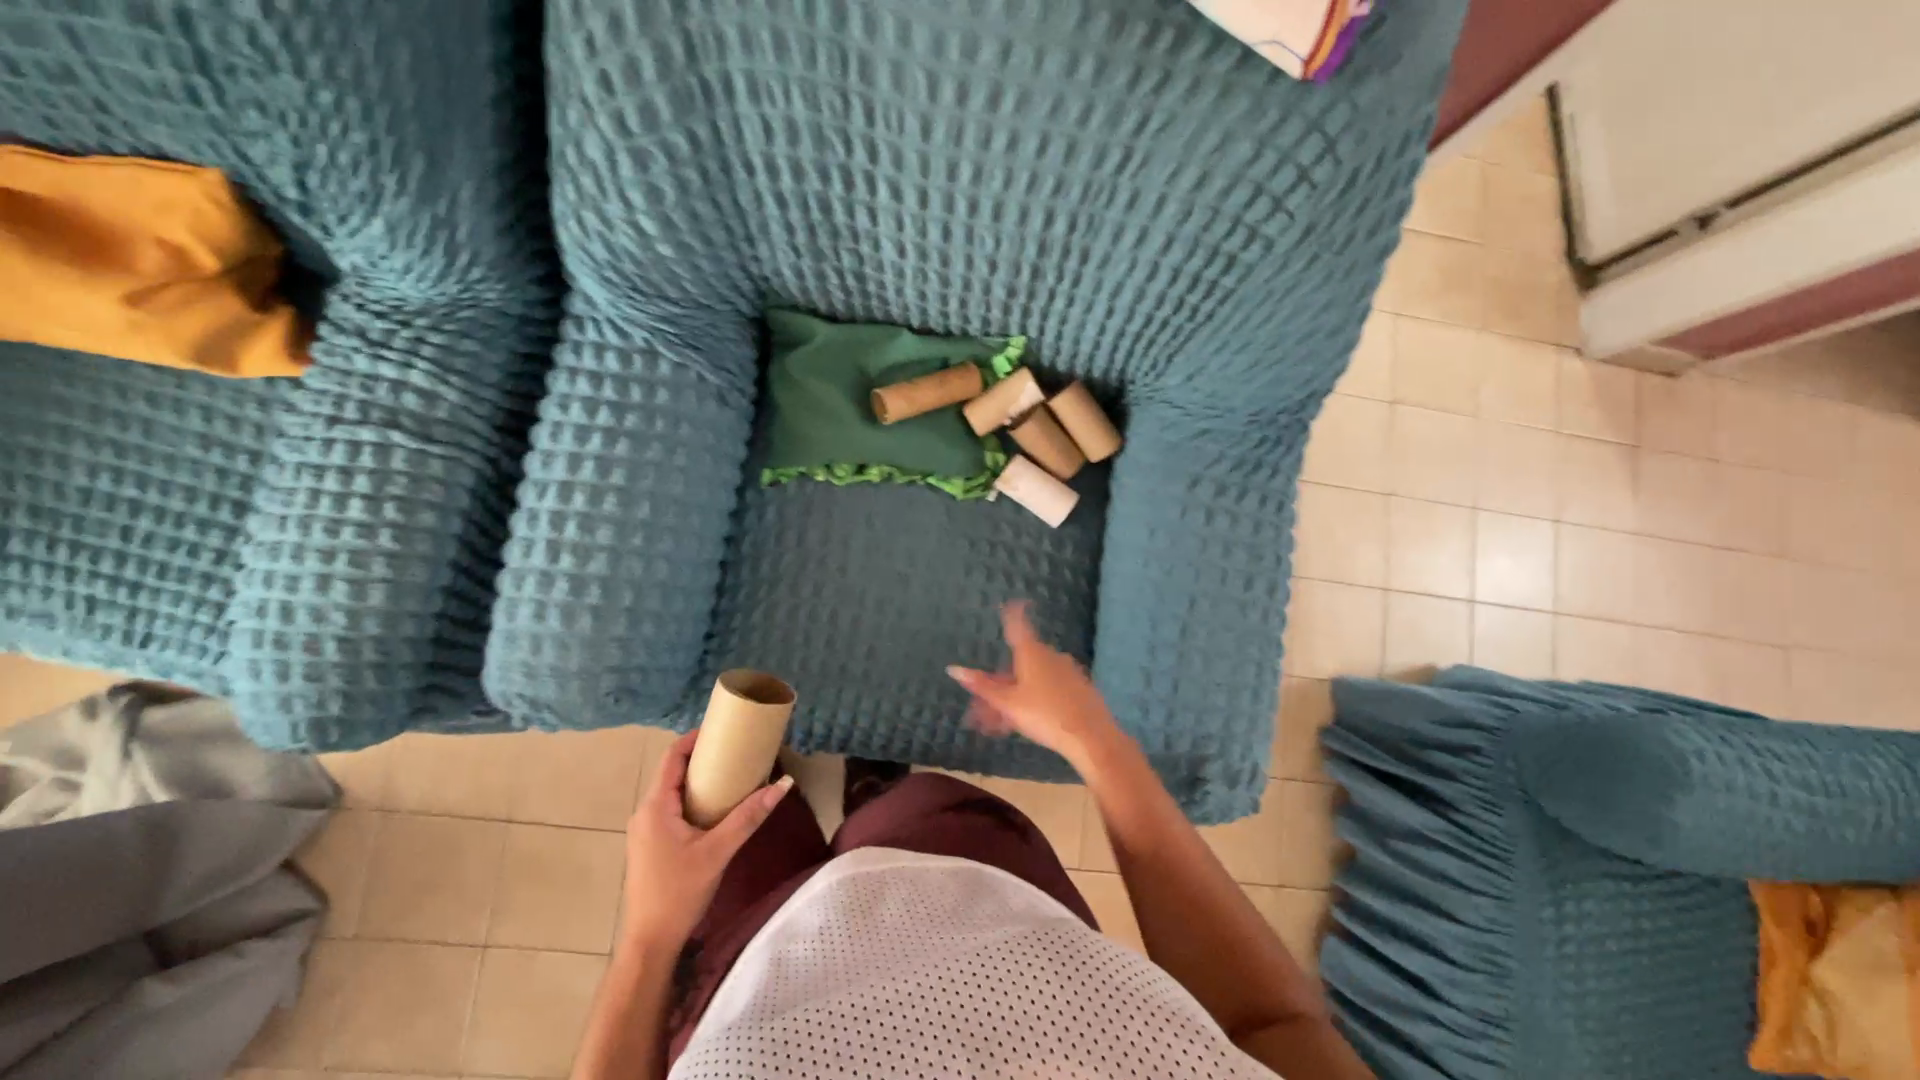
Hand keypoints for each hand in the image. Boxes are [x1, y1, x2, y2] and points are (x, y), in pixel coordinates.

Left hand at [619, 730, 791, 948]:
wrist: (650, 941)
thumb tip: (783, 783)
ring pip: (674, 793)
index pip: (672, 757)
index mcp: (655, 807)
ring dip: (700, 782)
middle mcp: (645, 812)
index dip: (695, 738)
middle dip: (704, 759)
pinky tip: (718, 810)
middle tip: (737, 751)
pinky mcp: (652, 846)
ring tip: (734, 776)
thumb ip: (749, 816)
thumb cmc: (679, 892)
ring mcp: (646, 831)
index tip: (723, 728)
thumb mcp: (718, 852)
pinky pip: (673, 811)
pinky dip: (695, 801)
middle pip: (673, 773)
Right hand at [947, 600, 1127, 769]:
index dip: (1013, 613)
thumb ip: (981, 686)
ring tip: (997, 725)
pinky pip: (1048, 689)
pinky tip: (1023, 723)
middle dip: (998, 683)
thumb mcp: (1007, 703)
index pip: (1017, 625)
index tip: (1012, 601)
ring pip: (1032, 680)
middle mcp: (1049, 656)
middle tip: (981, 709)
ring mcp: (1067, 672)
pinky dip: (1032, 700)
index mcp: (1031, 653)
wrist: (1090, 737)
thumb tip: (953, 669)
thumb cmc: (1044, 715)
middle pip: (1019, 663)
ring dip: (1012, 697)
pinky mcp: (1079, 689)